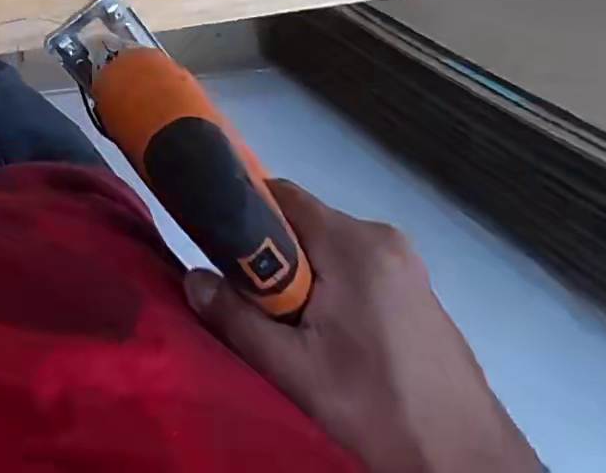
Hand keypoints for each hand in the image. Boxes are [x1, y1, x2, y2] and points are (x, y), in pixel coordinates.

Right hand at [184, 180, 539, 472]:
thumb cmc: (381, 412)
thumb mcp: (296, 372)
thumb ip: (237, 319)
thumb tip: (191, 278)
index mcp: (355, 243)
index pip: (280, 194)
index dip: (243, 212)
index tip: (219, 247)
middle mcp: (382, 237)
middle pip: (302, 222)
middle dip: (271, 254)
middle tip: (254, 302)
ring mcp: (404, 263)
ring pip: (325, 248)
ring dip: (299, 276)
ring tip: (292, 329)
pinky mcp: (414, 289)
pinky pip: (351, 267)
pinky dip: (328, 288)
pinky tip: (330, 338)